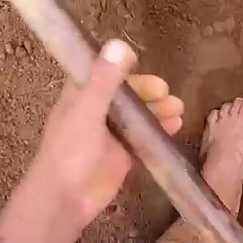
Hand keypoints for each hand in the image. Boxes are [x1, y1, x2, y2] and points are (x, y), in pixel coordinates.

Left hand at [27, 39, 183, 229]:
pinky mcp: (121, 157)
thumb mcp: (88, 110)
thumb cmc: (70, 151)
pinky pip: (143, 139)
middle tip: (168, 94)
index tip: (145, 68)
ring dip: (157, 111)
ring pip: (137, 117)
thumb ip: (104, 80)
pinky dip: (158, 131)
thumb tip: (120, 44)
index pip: (105, 74)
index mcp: (80, 97)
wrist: (64, 199)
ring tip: (179, 110)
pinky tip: (176, 127)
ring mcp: (109, 136)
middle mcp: (95, 113)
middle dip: (148, 93)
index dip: (125, 70)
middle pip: (127, 96)